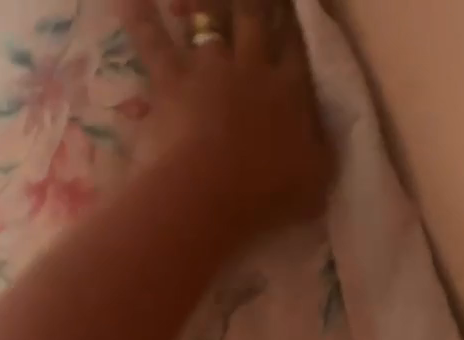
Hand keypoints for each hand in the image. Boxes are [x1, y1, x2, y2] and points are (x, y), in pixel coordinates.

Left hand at [117, 0, 336, 235]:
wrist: (213, 194)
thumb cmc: (267, 196)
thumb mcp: (313, 185)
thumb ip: (319, 158)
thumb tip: (323, 146)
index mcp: (292, 92)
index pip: (295, 46)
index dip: (292, 21)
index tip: (290, 6)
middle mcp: (253, 68)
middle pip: (255, 17)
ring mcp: (210, 70)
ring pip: (209, 17)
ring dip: (206, 0)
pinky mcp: (171, 82)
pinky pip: (153, 41)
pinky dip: (140, 18)